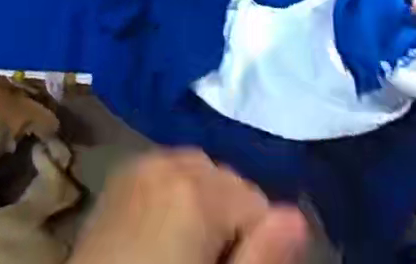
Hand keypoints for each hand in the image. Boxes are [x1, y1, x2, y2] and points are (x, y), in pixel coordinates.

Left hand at [68, 150, 305, 263]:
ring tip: (194, 250)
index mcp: (195, 188)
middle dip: (232, 215)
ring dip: (205, 201)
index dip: (258, 240)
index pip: (257, 199)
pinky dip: (176, 192)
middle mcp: (166, 161)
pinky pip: (165, 170)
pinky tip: (167, 232)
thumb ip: (262, 256)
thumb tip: (297, 216)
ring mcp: (137, 163)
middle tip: (217, 260)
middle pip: (224, 177)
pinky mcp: (118, 174)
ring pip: (195, 170)